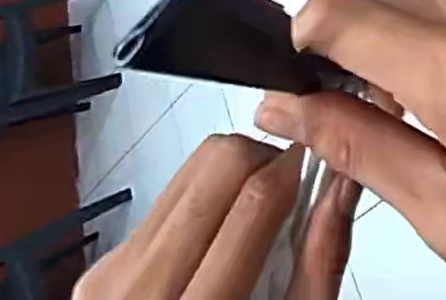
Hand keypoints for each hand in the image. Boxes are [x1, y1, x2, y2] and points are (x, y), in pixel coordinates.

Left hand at [73, 135, 359, 299]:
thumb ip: (321, 259)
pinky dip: (207, 193)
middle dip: (265, 160)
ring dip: (237, 170)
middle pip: (221, 163)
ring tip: (255, 210)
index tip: (316, 161)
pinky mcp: (101, 267)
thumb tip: (344, 179)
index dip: (295, 166)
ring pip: (194, 165)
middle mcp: (141, 292)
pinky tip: (220, 230)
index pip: (255, 200)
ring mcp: (110, 277)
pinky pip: (169, 193)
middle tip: (287, 189)